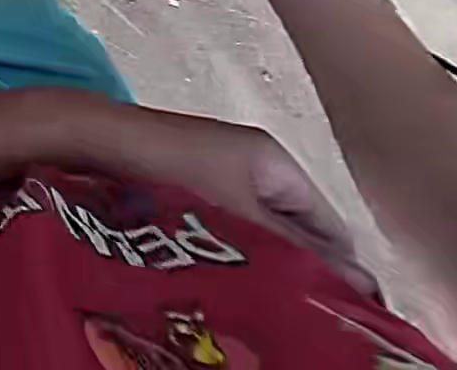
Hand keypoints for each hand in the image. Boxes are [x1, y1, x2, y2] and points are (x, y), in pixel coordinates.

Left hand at [86, 103, 378, 299]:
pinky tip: (215, 279)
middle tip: (292, 317)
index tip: (336, 320)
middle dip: (293, 272)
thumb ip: (302, 254)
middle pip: (292, 233)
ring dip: (253, 263)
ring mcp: (209, 169)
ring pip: (250, 231)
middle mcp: (246, 161)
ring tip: (255, 304)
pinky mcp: (178, 179)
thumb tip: (363, 291)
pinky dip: (220, 248)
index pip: (333, 232)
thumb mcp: (245, 215)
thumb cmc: (168, 165)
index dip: (339, 277)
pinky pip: (215, 222)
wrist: (92, 137)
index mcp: (274, 161)